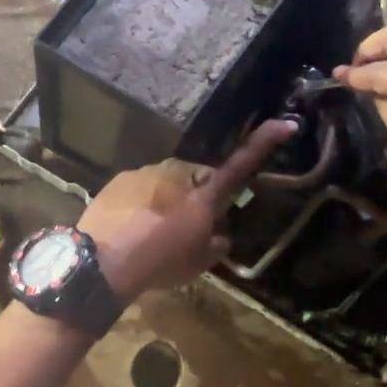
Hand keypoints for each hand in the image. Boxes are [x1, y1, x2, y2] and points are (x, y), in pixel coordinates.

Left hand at [78, 120, 297, 298]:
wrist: (102, 263)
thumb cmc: (160, 262)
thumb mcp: (198, 263)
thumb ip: (216, 244)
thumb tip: (221, 234)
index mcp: (205, 192)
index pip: (242, 163)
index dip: (265, 142)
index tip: (284, 123)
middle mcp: (179, 172)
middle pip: (198, 178)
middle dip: (197, 195)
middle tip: (186, 228)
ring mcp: (147, 172)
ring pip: (167, 182)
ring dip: (166, 200)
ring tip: (152, 233)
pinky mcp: (121, 179)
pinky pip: (140, 188)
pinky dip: (140, 204)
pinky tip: (131, 228)